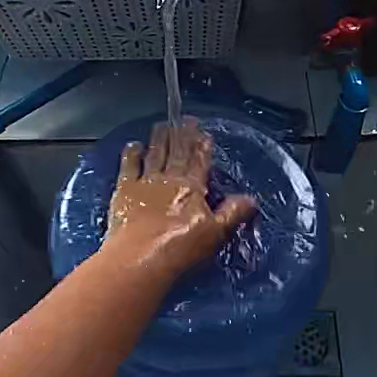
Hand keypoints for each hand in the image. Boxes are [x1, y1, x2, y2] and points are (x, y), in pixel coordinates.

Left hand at [105, 117, 256, 277]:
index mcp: (192, 187)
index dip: (202, 146)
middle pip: (178, 152)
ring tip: (162, 125)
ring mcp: (146, 182)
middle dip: (183, 135)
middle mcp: (169, 179)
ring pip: (155, 154)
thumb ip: (232, 213)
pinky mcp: (125, 190)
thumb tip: (250, 199)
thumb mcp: (215, 234)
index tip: (204, 133)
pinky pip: (128, 166)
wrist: (140, 257)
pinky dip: (131, 154)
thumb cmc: (181, 248)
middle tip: (185, 119)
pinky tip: (133, 145)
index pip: (200, 161)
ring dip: (160, 139)